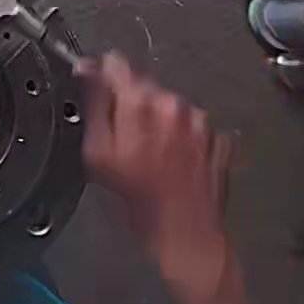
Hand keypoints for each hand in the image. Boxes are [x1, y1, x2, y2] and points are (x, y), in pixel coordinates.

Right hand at [79, 53, 236, 295]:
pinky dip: (178, 134)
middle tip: (123, 136)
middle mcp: (172, 103)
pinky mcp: (216, 137)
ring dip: (155, 118)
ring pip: (165, 103)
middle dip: (128, 102)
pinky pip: (188, 122)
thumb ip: (92, 104)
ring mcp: (198, 120)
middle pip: (141, 83)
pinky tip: (171, 160)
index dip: (100, 73)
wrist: (189, 240)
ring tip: (149, 154)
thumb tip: (87, 73)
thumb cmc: (140, 204)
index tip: (94, 85)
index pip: (114, 62)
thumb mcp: (98, 154)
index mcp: (139, 102)